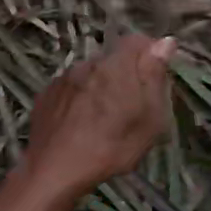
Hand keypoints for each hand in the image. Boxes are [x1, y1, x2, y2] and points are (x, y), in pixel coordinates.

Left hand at [22, 33, 175, 198]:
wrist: (54, 169)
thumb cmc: (111, 147)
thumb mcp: (149, 118)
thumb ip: (154, 77)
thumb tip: (165, 42)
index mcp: (115, 65)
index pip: (137, 41)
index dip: (149, 55)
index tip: (154, 78)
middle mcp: (86, 64)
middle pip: (112, 59)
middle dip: (124, 75)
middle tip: (130, 107)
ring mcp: (62, 79)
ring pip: (89, 75)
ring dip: (99, 87)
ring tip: (101, 119)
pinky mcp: (45, 95)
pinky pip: (70, 89)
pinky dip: (78, 99)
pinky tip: (79, 124)